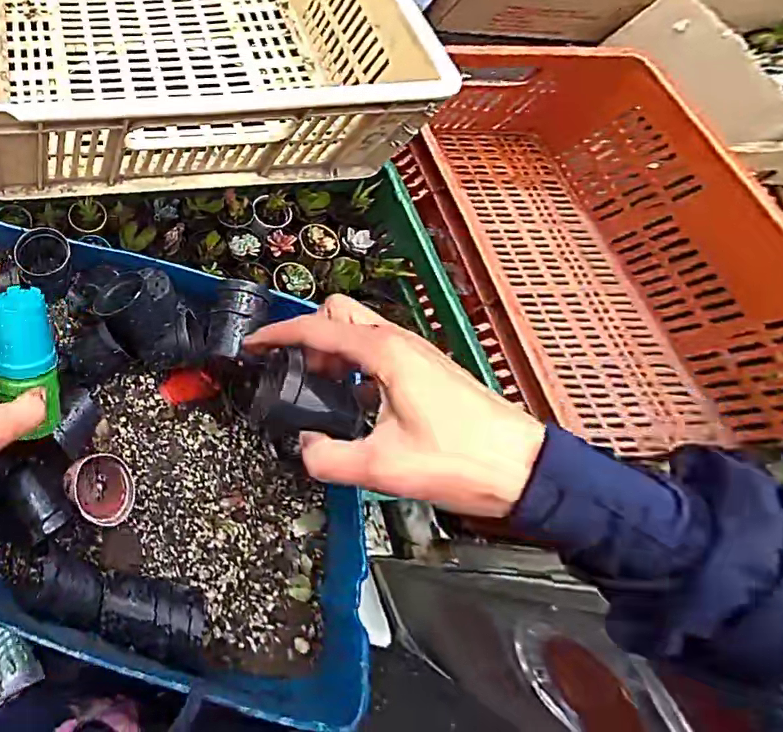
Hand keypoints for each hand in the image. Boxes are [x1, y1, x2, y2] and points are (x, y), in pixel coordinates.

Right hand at [244, 295, 545, 516]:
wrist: (527, 470)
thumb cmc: (466, 460)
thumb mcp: (385, 469)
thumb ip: (330, 460)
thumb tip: (307, 449)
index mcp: (384, 353)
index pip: (315, 329)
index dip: (278, 335)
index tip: (256, 344)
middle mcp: (398, 343)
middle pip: (336, 313)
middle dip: (309, 336)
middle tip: (300, 371)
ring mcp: (415, 352)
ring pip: (357, 330)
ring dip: (333, 351)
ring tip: (326, 390)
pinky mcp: (426, 367)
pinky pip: (376, 349)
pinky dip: (355, 363)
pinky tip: (360, 401)